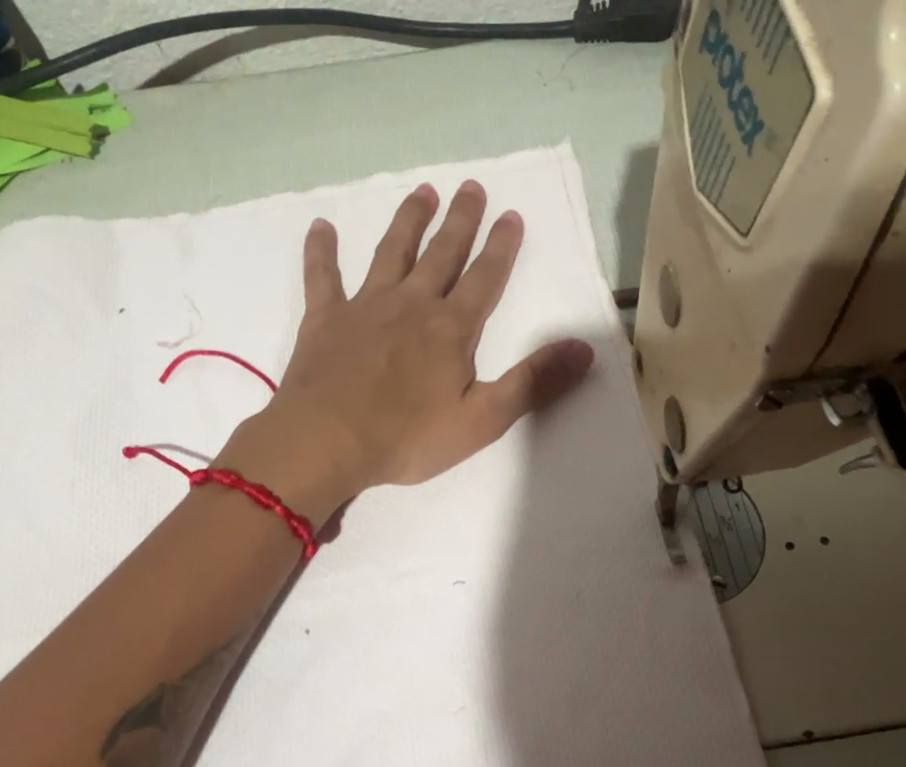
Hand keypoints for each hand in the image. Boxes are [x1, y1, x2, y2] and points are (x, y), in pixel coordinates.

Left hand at [216, 181, 593, 521]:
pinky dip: (322, 250)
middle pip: (442, 255)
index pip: (484, 279)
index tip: (511, 214)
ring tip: (422, 192)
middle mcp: (411, 305)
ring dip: (408, 222)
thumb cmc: (407, 437)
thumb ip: (533, 382)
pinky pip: (322, 276)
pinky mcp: (324, 319)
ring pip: (391, 253)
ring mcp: (365, 307)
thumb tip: (584, 347)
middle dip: (460, 221)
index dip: (501, 247)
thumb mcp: (482, 419)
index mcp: (451, 329)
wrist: (326, 441)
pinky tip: (321, 226)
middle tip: (471, 186)